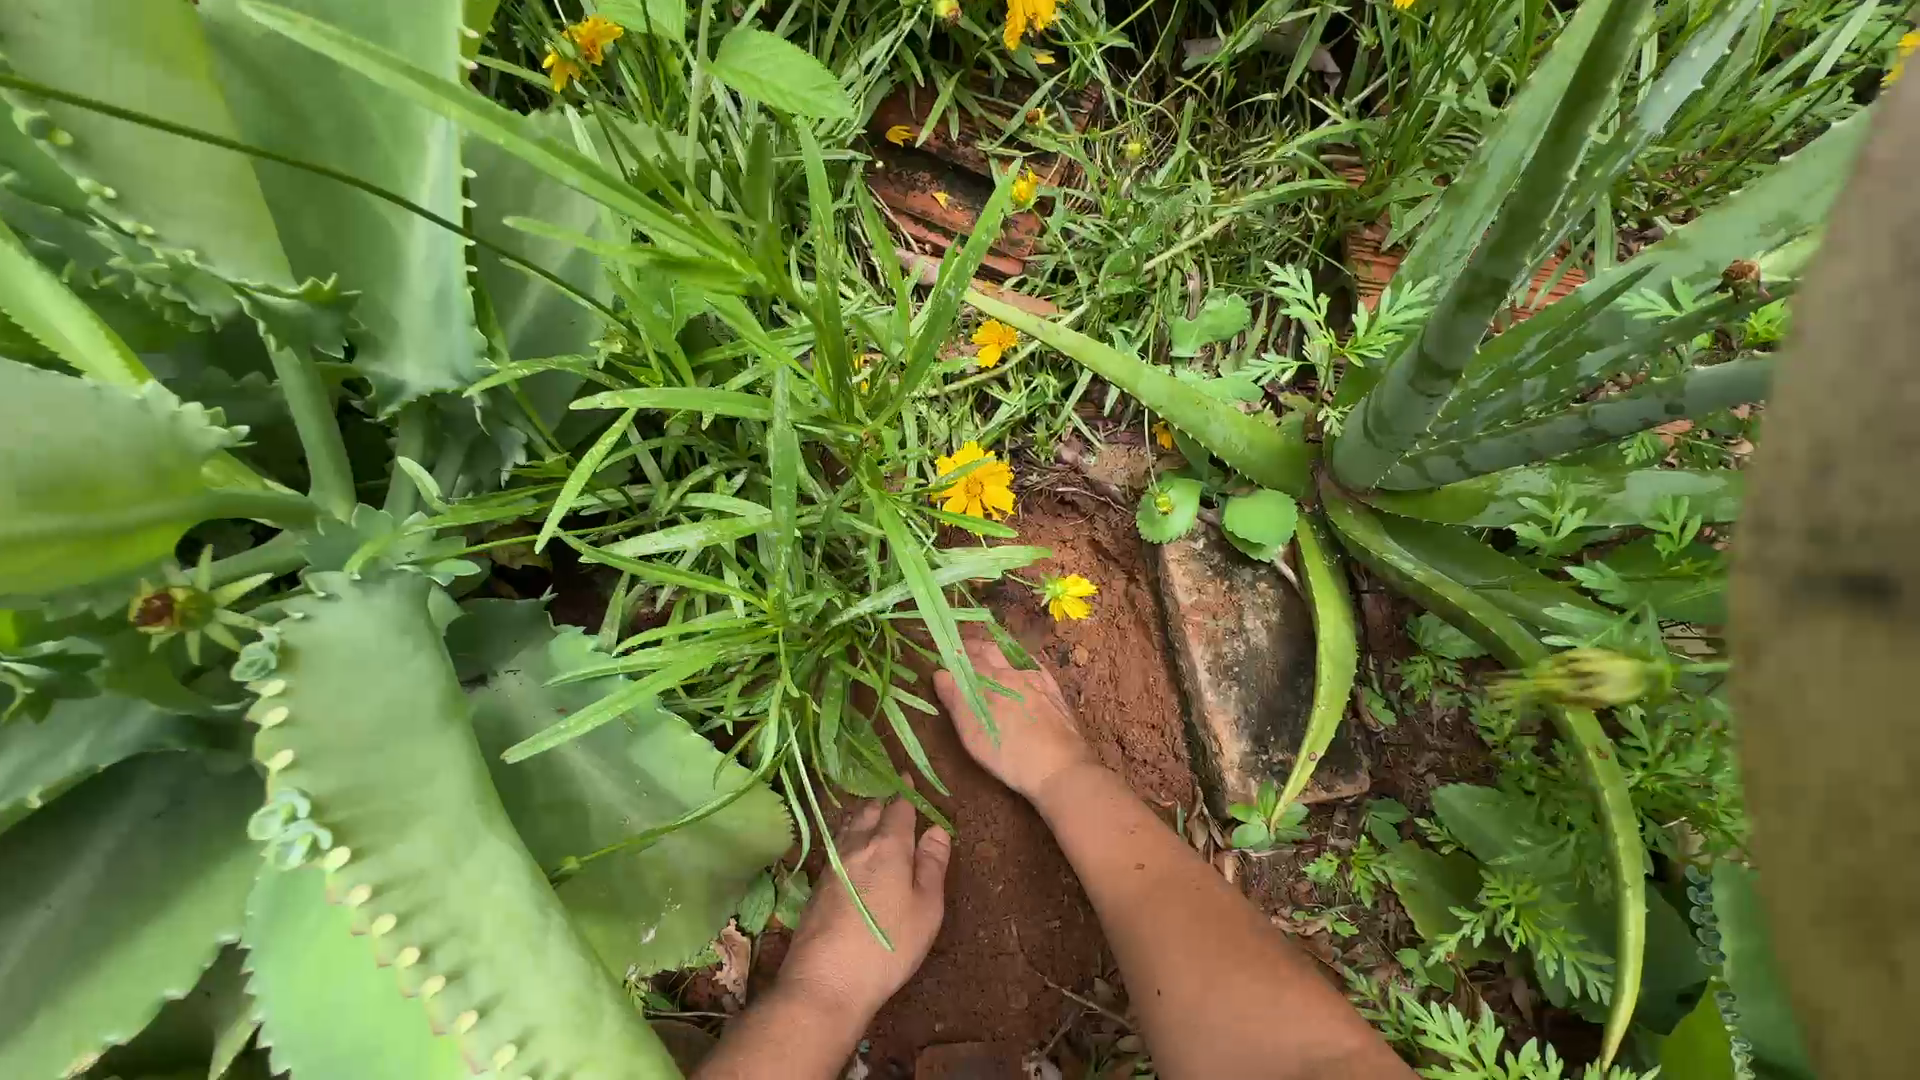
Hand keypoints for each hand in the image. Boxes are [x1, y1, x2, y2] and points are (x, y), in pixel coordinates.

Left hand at [776, 797, 949, 1018]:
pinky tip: (851, 848)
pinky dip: (849, 836)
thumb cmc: (888, 946)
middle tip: (891, 792)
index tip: (907, 778)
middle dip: (882, 799)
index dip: (904, 792)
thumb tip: (937, 828)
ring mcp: (832, 864)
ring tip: (872, 813)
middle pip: (869, 811)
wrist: (824, 982)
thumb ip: (932, 864)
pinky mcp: (817, 885)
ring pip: (849, 826)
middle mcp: (857, 845)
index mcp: (888, 845)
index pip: (898, 807)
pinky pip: (837, 845)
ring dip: (862, 815)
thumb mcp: (926, 908)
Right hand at [932, 632, 1096, 801]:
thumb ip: (957, 701)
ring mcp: (1037, 680)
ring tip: (986, 653)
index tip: (945, 655)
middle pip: (990, 650)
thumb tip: (941, 673)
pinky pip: (1035, 664)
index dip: (955, 655)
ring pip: (1012, 654)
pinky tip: (1021, 665)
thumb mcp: (973, 734)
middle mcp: (1014, 673)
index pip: (968, 657)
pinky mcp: (1054, 691)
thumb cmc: (1010, 755)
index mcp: (992, 680)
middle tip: (963, 651)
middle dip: (974, 647)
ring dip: (996, 651)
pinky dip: (1022, 660)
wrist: (1060, 769)